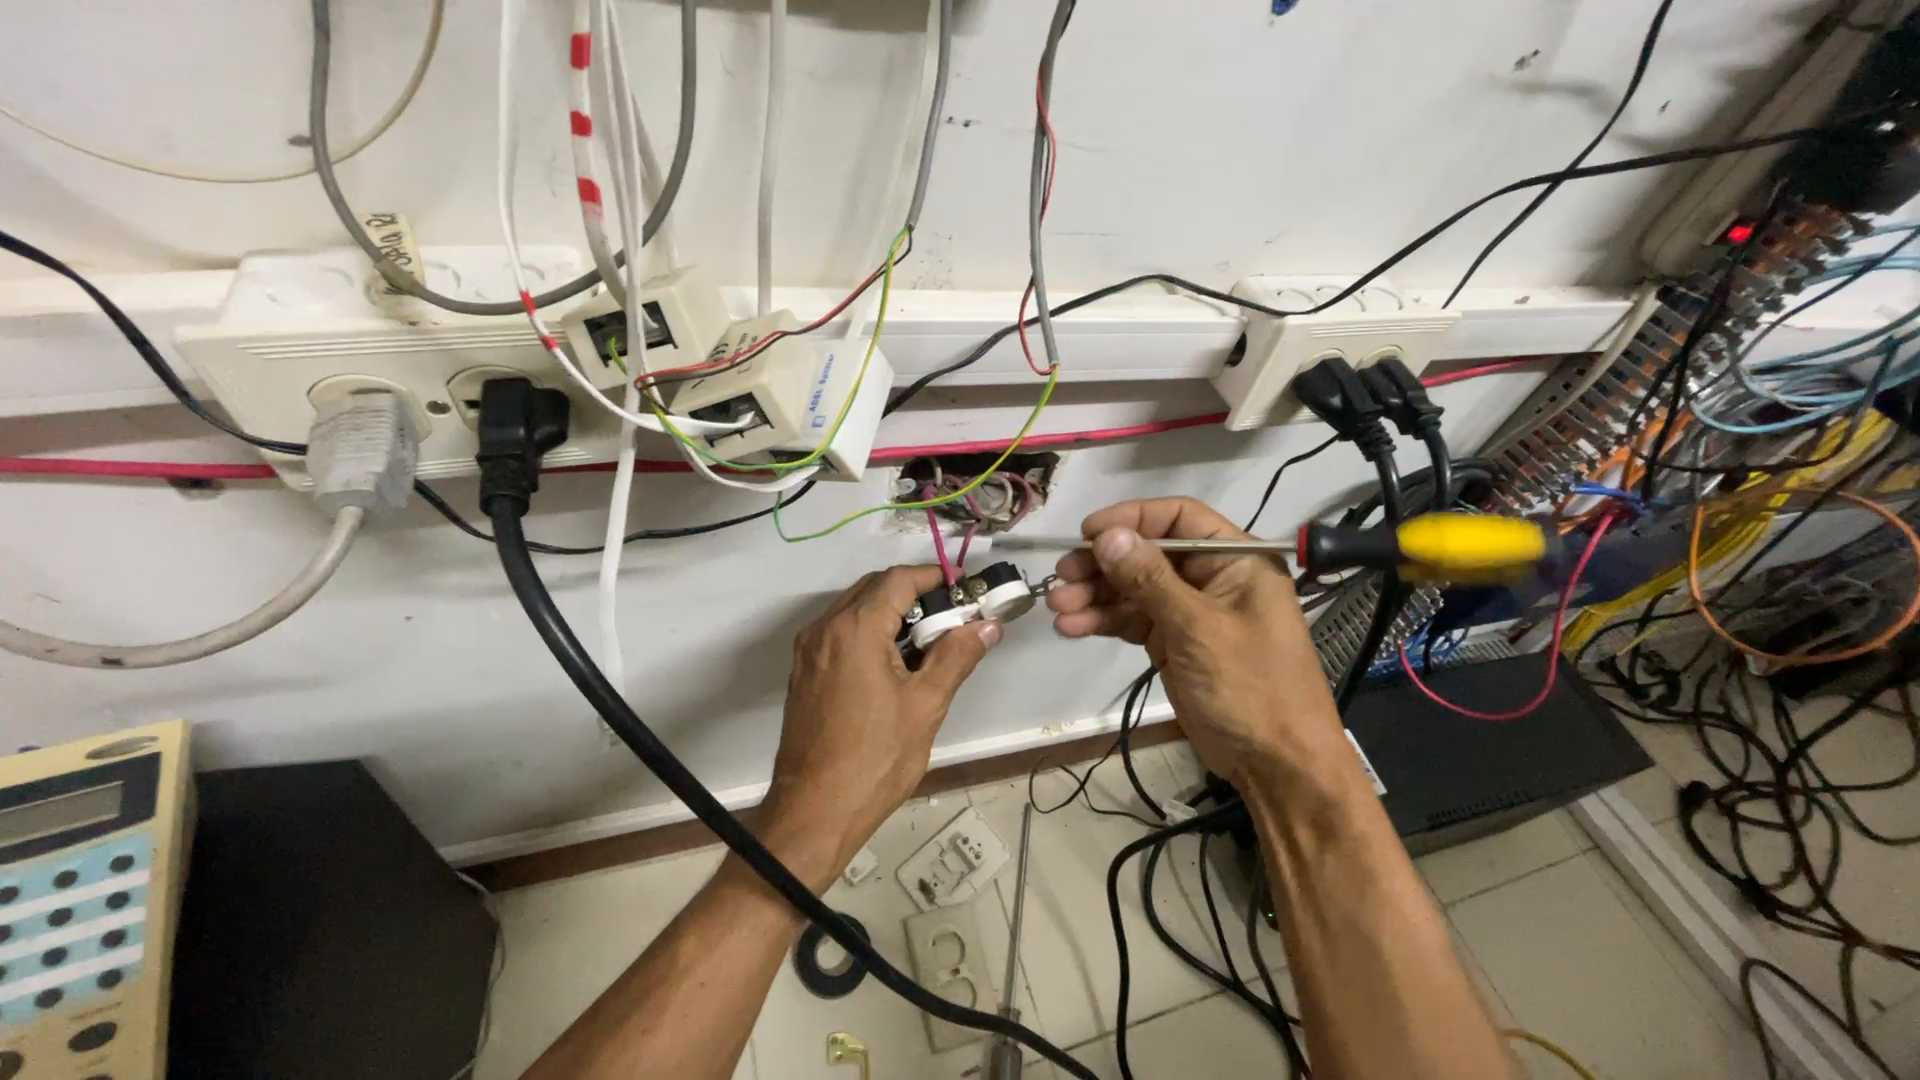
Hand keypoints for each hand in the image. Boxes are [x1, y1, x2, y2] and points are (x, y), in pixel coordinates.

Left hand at [766, 566, 998, 882]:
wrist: (815, 811)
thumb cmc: (875, 759)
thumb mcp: (925, 706)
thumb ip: (956, 656)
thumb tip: (987, 626)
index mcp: (854, 630)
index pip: (899, 580)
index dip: (936, 578)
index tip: (967, 591)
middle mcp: (824, 629)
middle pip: (875, 588)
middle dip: (916, 594)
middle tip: (954, 618)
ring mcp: (809, 650)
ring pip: (855, 609)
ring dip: (892, 613)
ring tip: (930, 643)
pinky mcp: (804, 671)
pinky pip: (840, 633)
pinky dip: (870, 633)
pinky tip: (896, 663)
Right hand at [1045, 497, 1344, 787]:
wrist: (1276, 764)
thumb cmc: (1251, 687)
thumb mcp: (1199, 628)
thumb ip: (1150, 579)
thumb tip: (1107, 536)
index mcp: (1237, 561)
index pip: (1180, 518)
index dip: (1132, 519)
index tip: (1088, 532)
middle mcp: (1213, 579)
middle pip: (1148, 554)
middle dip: (1103, 564)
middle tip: (1062, 575)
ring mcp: (1191, 613)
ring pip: (1134, 589)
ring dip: (1095, 595)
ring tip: (1057, 606)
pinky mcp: (1174, 644)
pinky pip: (1132, 621)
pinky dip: (1103, 622)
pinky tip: (1071, 626)